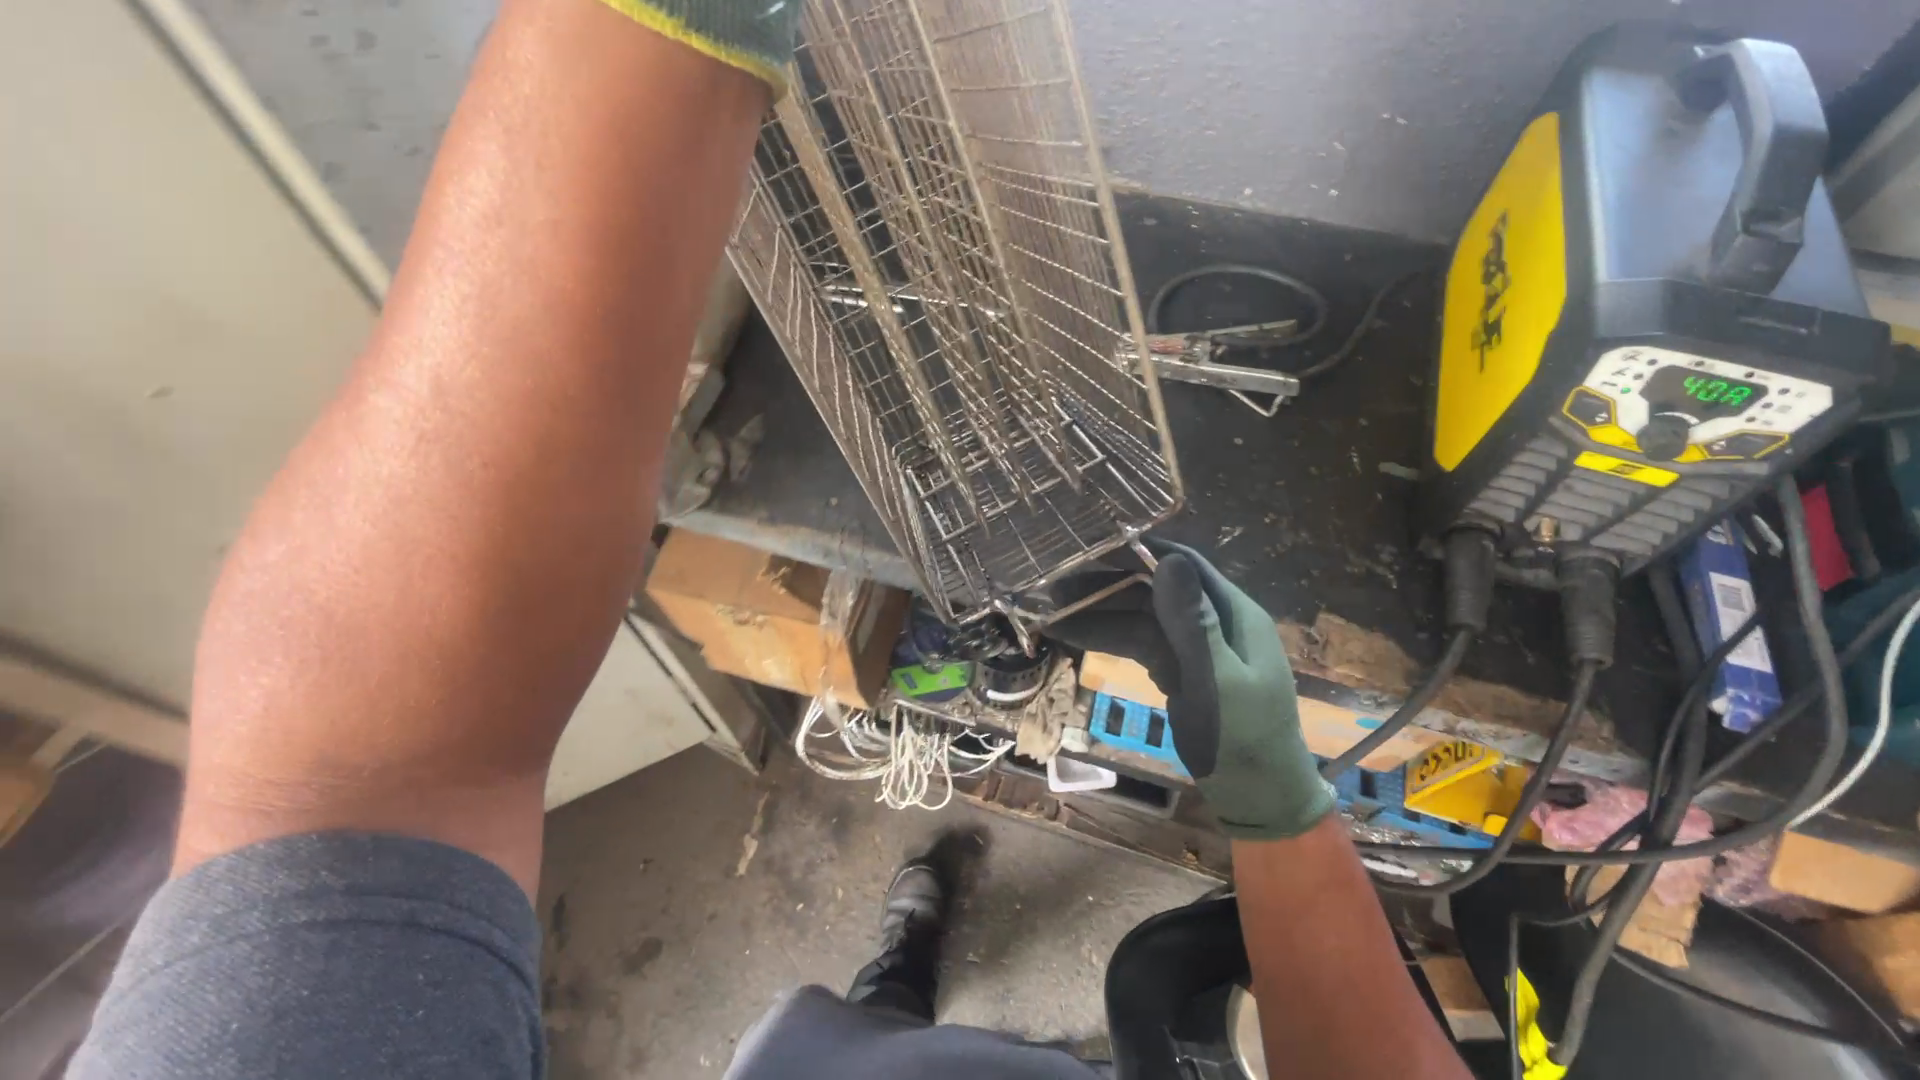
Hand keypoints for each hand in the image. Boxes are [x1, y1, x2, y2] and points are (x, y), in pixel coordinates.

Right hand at [1047, 542, 1332, 838]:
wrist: (1261, 799)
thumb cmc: (1246, 740)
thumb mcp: (1219, 681)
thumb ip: (1193, 623)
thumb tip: (1167, 561)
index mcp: (1235, 614)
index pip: (1185, 565)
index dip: (1138, 552)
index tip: (1090, 549)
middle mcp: (1214, 622)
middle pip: (1155, 590)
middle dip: (1107, 586)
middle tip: (1055, 589)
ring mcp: (1196, 649)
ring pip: (1142, 619)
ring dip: (1100, 615)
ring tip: (1051, 616)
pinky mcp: (1180, 673)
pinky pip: (1141, 646)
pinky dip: (1110, 640)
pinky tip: (1075, 637)